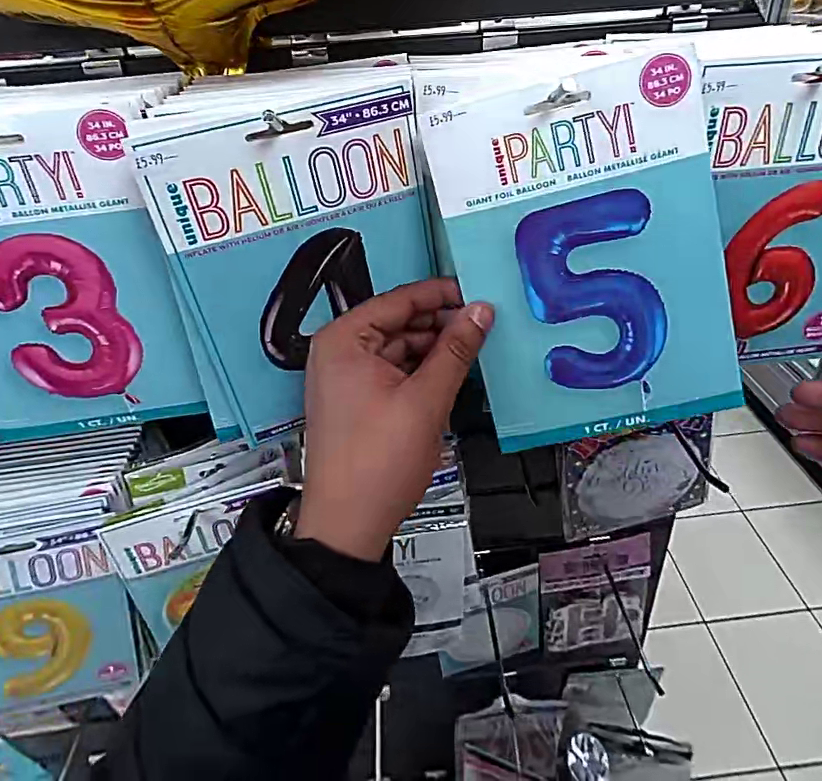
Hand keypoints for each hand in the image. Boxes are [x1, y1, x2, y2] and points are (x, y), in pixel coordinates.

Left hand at [296, 278, 492, 560]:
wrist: (349, 526)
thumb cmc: (376, 464)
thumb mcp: (427, 399)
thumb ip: (456, 349)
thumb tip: (480, 312)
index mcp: (344, 340)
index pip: (400, 300)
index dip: (442, 295)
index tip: (476, 294)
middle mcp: (339, 351)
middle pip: (400, 321)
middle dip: (441, 323)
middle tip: (482, 325)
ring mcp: (347, 376)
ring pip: (401, 346)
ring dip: (435, 347)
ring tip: (472, 350)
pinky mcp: (358, 398)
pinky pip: (396, 369)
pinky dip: (423, 369)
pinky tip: (451, 372)